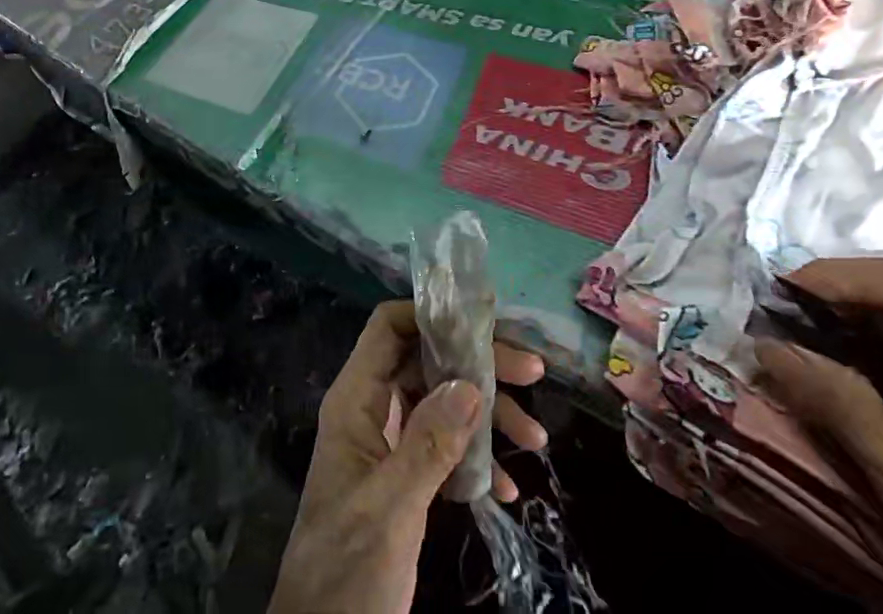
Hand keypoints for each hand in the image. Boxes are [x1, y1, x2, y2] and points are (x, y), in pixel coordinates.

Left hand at [267, 300, 547, 613]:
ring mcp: (387, 443)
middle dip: (476, 364)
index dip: (431, 316)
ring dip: (486, 415)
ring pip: (440, 403)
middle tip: (532, 374)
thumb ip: (428, 444)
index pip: (388, 329)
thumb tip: (469, 382)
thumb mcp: (391, 507)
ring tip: (535, 439)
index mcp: (355, 400)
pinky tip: (508, 488)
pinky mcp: (403, 477)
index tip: (487, 324)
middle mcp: (371, 410)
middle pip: (424, 361)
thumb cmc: (347, 566)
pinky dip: (477, 458)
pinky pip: (444, 447)